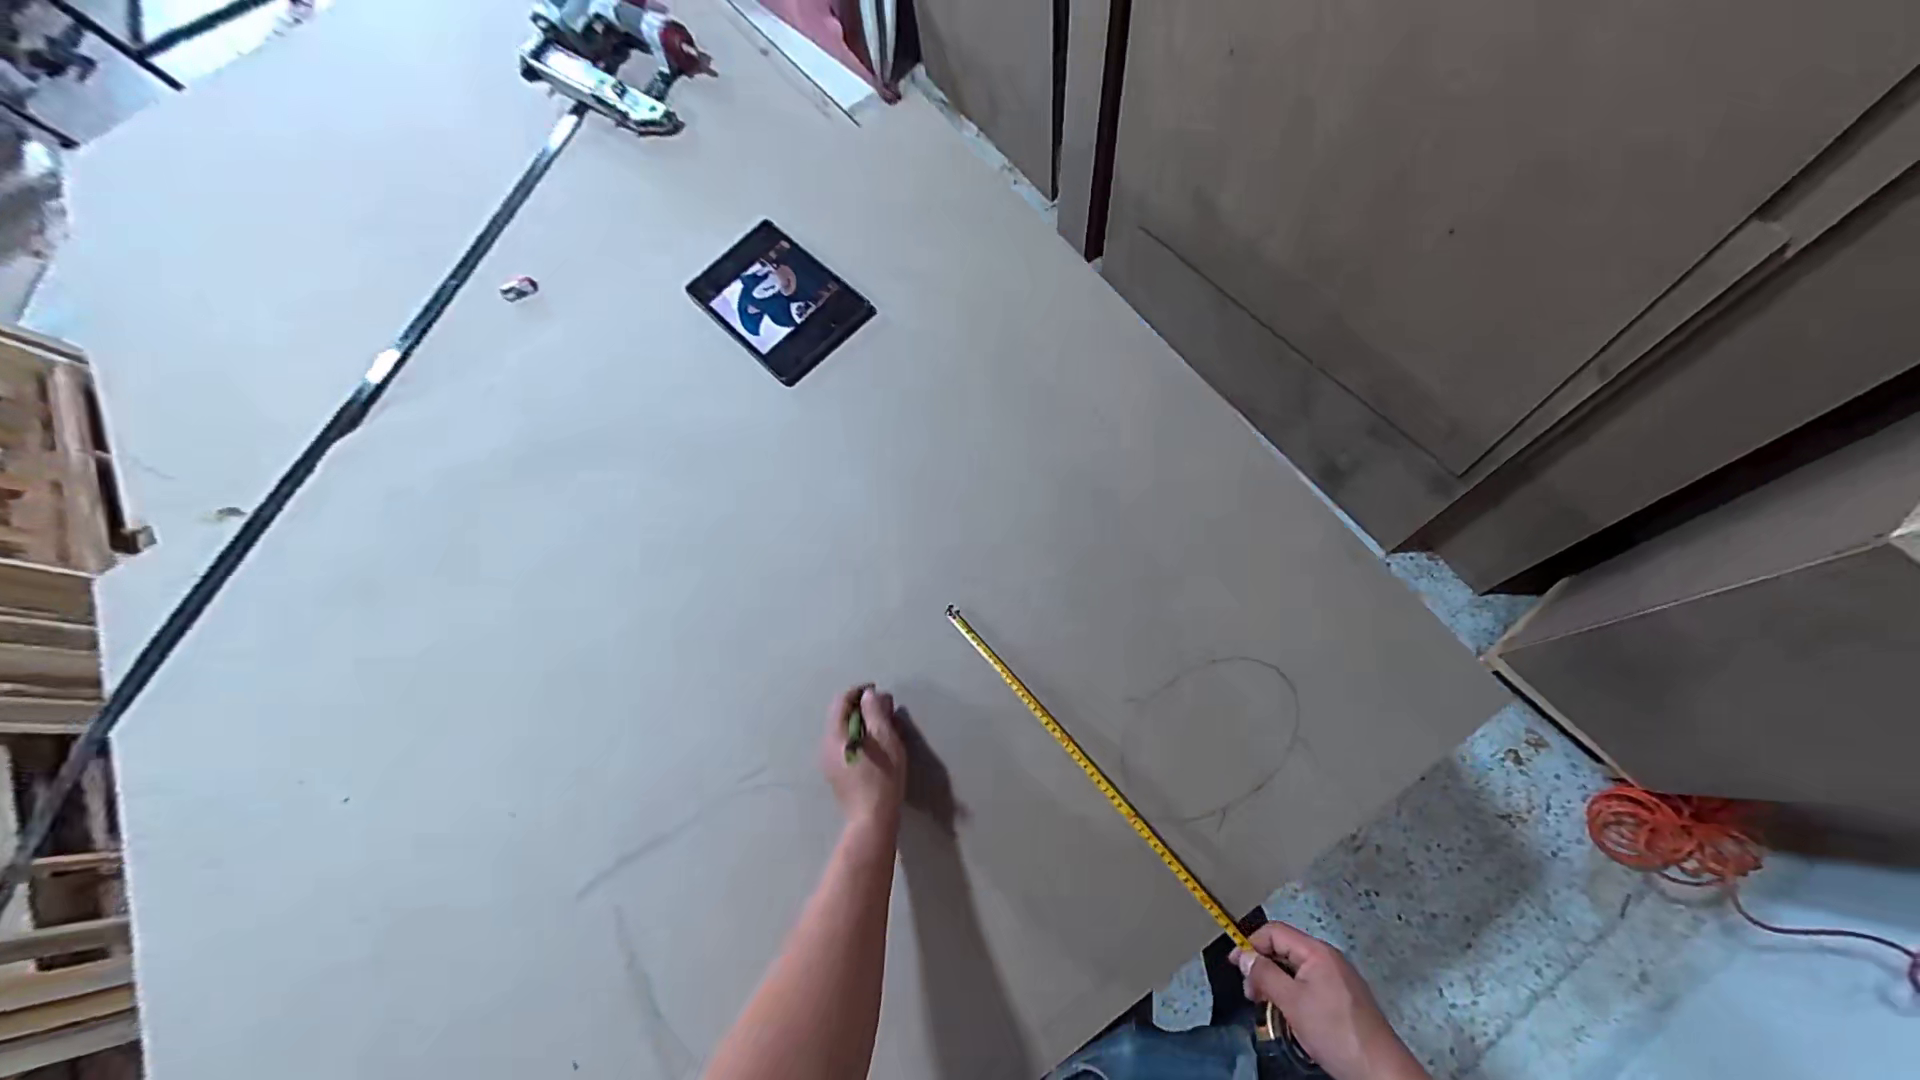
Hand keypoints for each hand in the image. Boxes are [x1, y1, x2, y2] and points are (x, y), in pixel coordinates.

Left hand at [819, 685, 906, 831]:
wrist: (872, 820)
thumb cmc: (882, 778)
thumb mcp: (886, 741)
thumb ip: (876, 714)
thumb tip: (869, 695)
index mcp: (835, 736)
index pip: (841, 701)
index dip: (859, 692)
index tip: (878, 692)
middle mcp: (825, 746)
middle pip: (839, 715)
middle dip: (861, 707)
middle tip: (884, 708)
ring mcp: (827, 761)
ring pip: (841, 731)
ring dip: (860, 723)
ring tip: (882, 726)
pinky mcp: (834, 773)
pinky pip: (843, 744)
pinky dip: (857, 737)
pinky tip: (874, 745)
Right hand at [1231, 922, 1427, 1079]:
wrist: (1383, 1074)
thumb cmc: (1334, 1032)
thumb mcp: (1292, 1003)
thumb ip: (1264, 975)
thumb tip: (1243, 956)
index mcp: (1317, 952)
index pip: (1274, 932)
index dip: (1251, 944)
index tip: (1236, 967)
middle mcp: (1329, 958)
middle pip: (1285, 950)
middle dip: (1263, 967)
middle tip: (1252, 994)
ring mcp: (1340, 979)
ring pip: (1297, 970)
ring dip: (1277, 984)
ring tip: (1269, 1007)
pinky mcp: (1346, 999)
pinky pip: (1311, 985)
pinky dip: (1294, 994)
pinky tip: (1291, 1015)